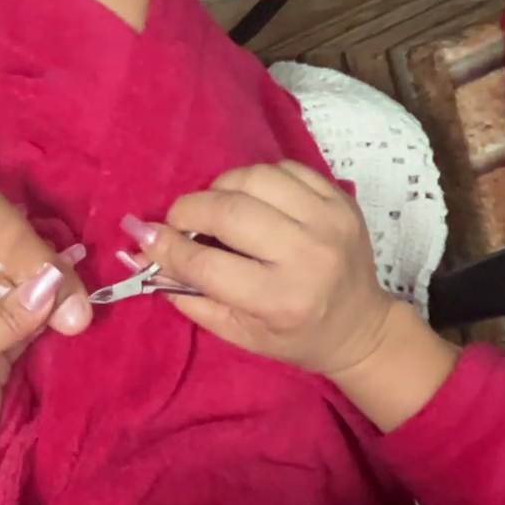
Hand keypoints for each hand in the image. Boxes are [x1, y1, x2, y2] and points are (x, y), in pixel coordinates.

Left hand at [0, 251, 72, 504]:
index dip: (8, 257)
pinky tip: (69, 310)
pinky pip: (25, 340)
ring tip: (81, 279)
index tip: (48, 243)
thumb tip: (52, 281)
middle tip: (77, 258)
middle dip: (34, 279)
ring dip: (45, 304)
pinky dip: (46, 328)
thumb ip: (6, 319)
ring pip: (16, 315)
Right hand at [131, 162, 396, 378]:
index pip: (208, 264)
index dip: (168, 247)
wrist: (360, 326)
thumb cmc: (292, 337)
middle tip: (178, 221)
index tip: (145, 237)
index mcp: (280, 300)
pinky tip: (250, 200)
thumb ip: (188, 294)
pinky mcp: (341, 199)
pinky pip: (284, 168)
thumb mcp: (237, 332)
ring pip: (255, 178)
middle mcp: (308, 256)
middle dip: (188, 210)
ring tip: (215, 209)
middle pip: (230, 211)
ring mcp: (329, 221)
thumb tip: (145, 256)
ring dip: (221, 189)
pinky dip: (255, 179)